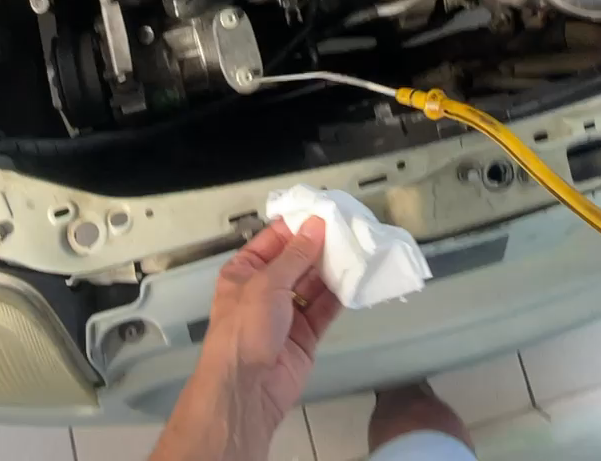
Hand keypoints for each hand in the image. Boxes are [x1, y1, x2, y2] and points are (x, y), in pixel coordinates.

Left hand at [150, 218, 341, 460]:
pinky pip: (323, 309)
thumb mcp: (267, 283)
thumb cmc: (245, 328)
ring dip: (331, 269)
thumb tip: (315, 225)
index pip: (274, 239)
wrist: (246, 389)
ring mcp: (286, 312)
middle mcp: (265, 288)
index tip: (323, 211)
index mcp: (245, 270)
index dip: (297, 225)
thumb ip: (295, 255)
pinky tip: (355, 280)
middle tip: (347, 228)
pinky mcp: (305, 334)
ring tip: (355, 249)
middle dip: (318, 246)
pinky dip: (338, 296)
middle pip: (295, 260)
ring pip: (312, 283)